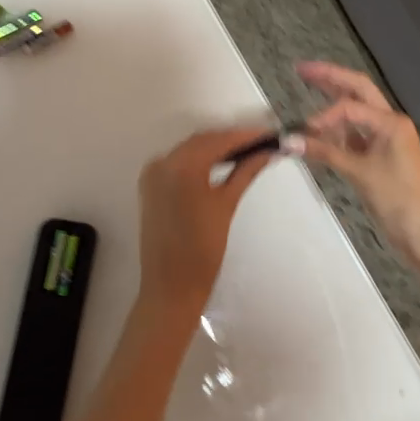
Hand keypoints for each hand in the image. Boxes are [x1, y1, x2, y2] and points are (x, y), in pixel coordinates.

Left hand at [136, 128, 274, 315]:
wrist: (172, 286)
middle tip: (262, 142)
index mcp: (182, 166)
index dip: (246, 135)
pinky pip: (177, 163)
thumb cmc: (203, 250)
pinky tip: (221, 164)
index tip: (270, 134)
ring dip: (216, 148)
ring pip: (190, 150)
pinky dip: (199, 160)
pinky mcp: (149, 185)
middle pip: (203, 141)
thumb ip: (246, 172)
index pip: (219, 140)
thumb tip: (268, 152)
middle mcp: (163, 162)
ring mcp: (153, 173)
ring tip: (247, 152)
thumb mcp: (226, 205)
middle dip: (232, 140)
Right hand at [297, 62, 419, 264]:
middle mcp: (391, 122)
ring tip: (309, 84)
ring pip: (357, 110)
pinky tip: (321, 128)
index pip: (350, 106)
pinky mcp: (381, 153)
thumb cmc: (395, 198)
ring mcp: (387, 137)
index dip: (325, 115)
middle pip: (358, 91)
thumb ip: (324, 152)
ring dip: (334, 100)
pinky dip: (338, 129)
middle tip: (301, 69)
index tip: (305, 130)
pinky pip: (357, 132)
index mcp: (391, 122)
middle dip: (331, 78)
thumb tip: (288, 141)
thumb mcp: (359, 172)